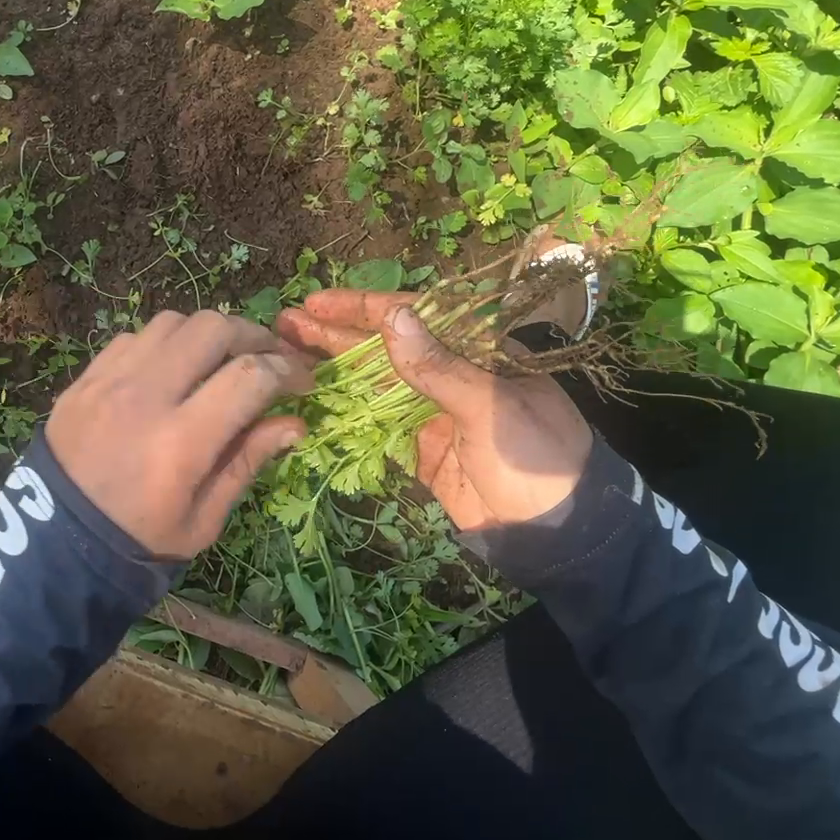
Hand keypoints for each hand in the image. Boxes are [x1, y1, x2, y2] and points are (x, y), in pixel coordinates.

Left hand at [46, 310, 314, 557]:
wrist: (55, 540)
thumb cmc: (139, 539)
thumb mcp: (203, 520)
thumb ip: (246, 462)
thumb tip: (294, 421)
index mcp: (180, 442)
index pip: (249, 376)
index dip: (287, 370)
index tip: (303, 382)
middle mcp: (144, 397)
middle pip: (212, 329)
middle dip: (252, 337)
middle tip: (268, 360)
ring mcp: (108, 380)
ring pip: (171, 322)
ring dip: (206, 335)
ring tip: (220, 360)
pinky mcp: (84, 377)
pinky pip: (133, 337)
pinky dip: (163, 344)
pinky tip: (171, 370)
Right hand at [275, 290, 592, 531]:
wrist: (556, 537)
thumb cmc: (535, 461)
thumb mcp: (492, 409)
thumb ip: (440, 367)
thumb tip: (392, 317)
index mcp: (474, 351)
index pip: (410, 316)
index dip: (360, 307)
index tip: (317, 303)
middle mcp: (447, 373)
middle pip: (380, 346)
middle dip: (332, 334)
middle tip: (284, 324)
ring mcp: (428, 411)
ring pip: (369, 381)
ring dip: (329, 368)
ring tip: (284, 355)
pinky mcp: (416, 447)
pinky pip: (371, 423)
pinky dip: (342, 412)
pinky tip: (308, 401)